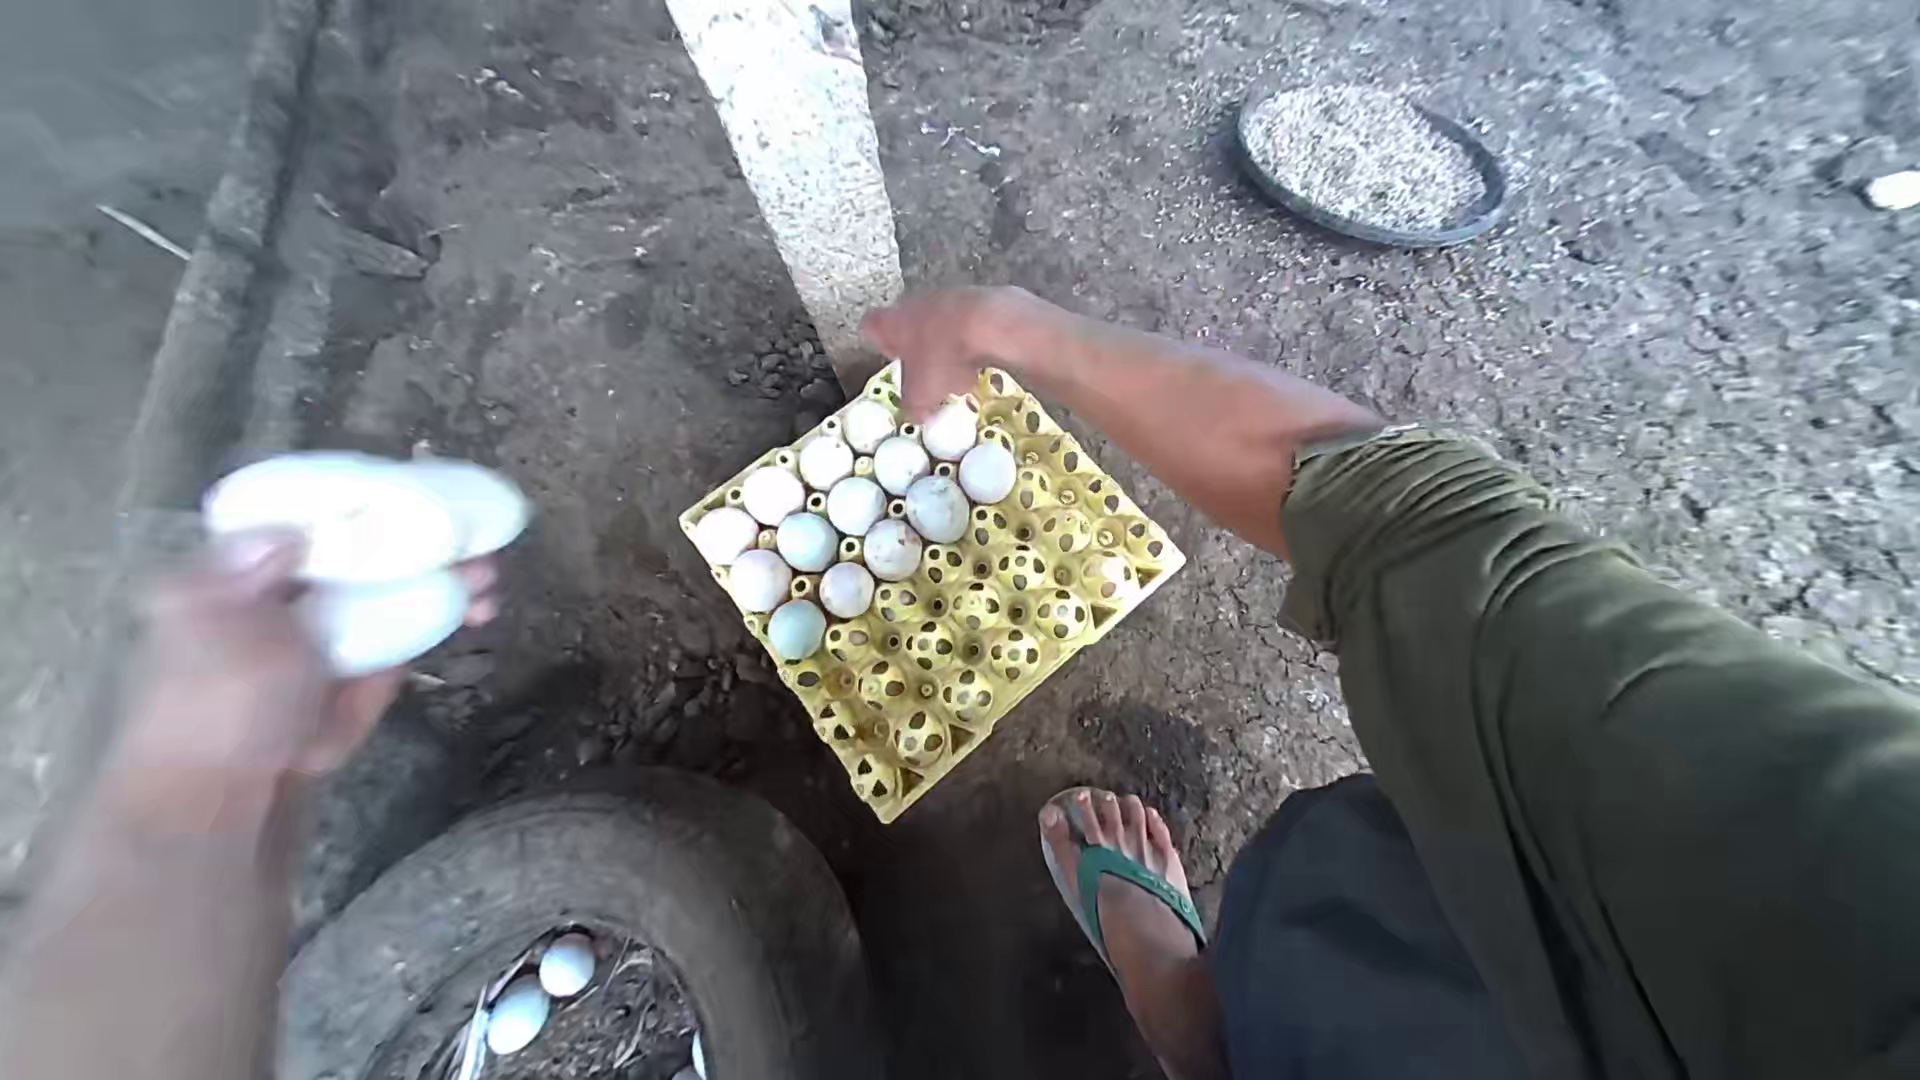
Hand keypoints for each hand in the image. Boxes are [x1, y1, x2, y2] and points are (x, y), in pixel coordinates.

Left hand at [112, 532, 498, 786]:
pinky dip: (467, 606)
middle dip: (437, 536)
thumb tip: (290, 529)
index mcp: (265, 561)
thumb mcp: (204, 630)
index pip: (324, 512)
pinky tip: (485, 610)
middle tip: (475, 540)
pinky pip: (438, 612)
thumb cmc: (214, 699)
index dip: (373, 497)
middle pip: (389, 540)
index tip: (422, 491)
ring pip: (422, 574)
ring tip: (489, 578)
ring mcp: (361, 611)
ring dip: (462, 570)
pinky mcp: (396, 642)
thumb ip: (231, 575)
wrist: (251, 775)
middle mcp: (319, 577)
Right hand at [861, 286, 1064, 418]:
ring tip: (958, 377)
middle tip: (926, 377)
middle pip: (907, 326)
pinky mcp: (976, 301)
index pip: (871, 327)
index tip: (890, 360)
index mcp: (891, 323)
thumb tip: (915, 415)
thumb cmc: (942, 357)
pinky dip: (969, 343)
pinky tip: (980, 364)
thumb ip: (913, 408)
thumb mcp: (921, 395)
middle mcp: (914, 304)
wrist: (988, 323)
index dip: (879, 344)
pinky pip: (966, 326)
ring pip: (938, 327)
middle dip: (916, 352)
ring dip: (945, 350)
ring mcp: (946, 299)